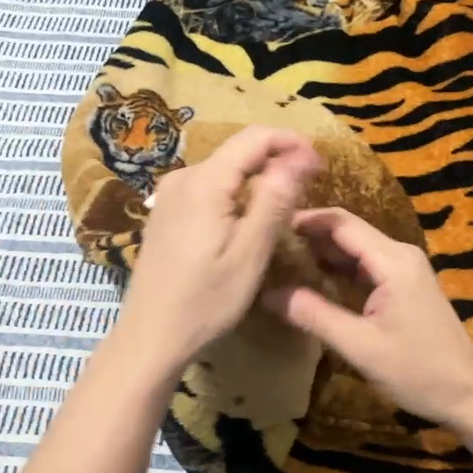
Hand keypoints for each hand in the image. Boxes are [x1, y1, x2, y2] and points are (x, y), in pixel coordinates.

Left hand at [112, 126, 322, 373]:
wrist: (151, 335)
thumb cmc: (206, 300)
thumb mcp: (250, 252)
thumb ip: (275, 199)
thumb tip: (301, 156)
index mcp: (205, 182)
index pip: (254, 137)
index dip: (292, 142)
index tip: (321, 163)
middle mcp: (183, 177)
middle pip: (238, 150)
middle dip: (277, 158)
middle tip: (311, 184)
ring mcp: (170, 193)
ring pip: (224, 169)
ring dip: (257, 176)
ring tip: (286, 202)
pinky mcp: (166, 211)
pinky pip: (208, 186)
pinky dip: (236, 192)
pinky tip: (250, 217)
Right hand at [262, 208, 472, 427]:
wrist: (468, 396)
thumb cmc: (418, 372)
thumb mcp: (360, 347)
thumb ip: (314, 315)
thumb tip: (267, 293)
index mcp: (392, 261)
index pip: (340, 222)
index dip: (303, 219)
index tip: (265, 224)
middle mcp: (399, 254)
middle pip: (346, 230)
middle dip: (307, 234)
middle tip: (265, 244)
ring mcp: (403, 268)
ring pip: (354, 247)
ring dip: (320, 251)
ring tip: (278, 259)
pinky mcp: (403, 284)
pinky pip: (363, 264)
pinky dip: (336, 267)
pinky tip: (308, 278)